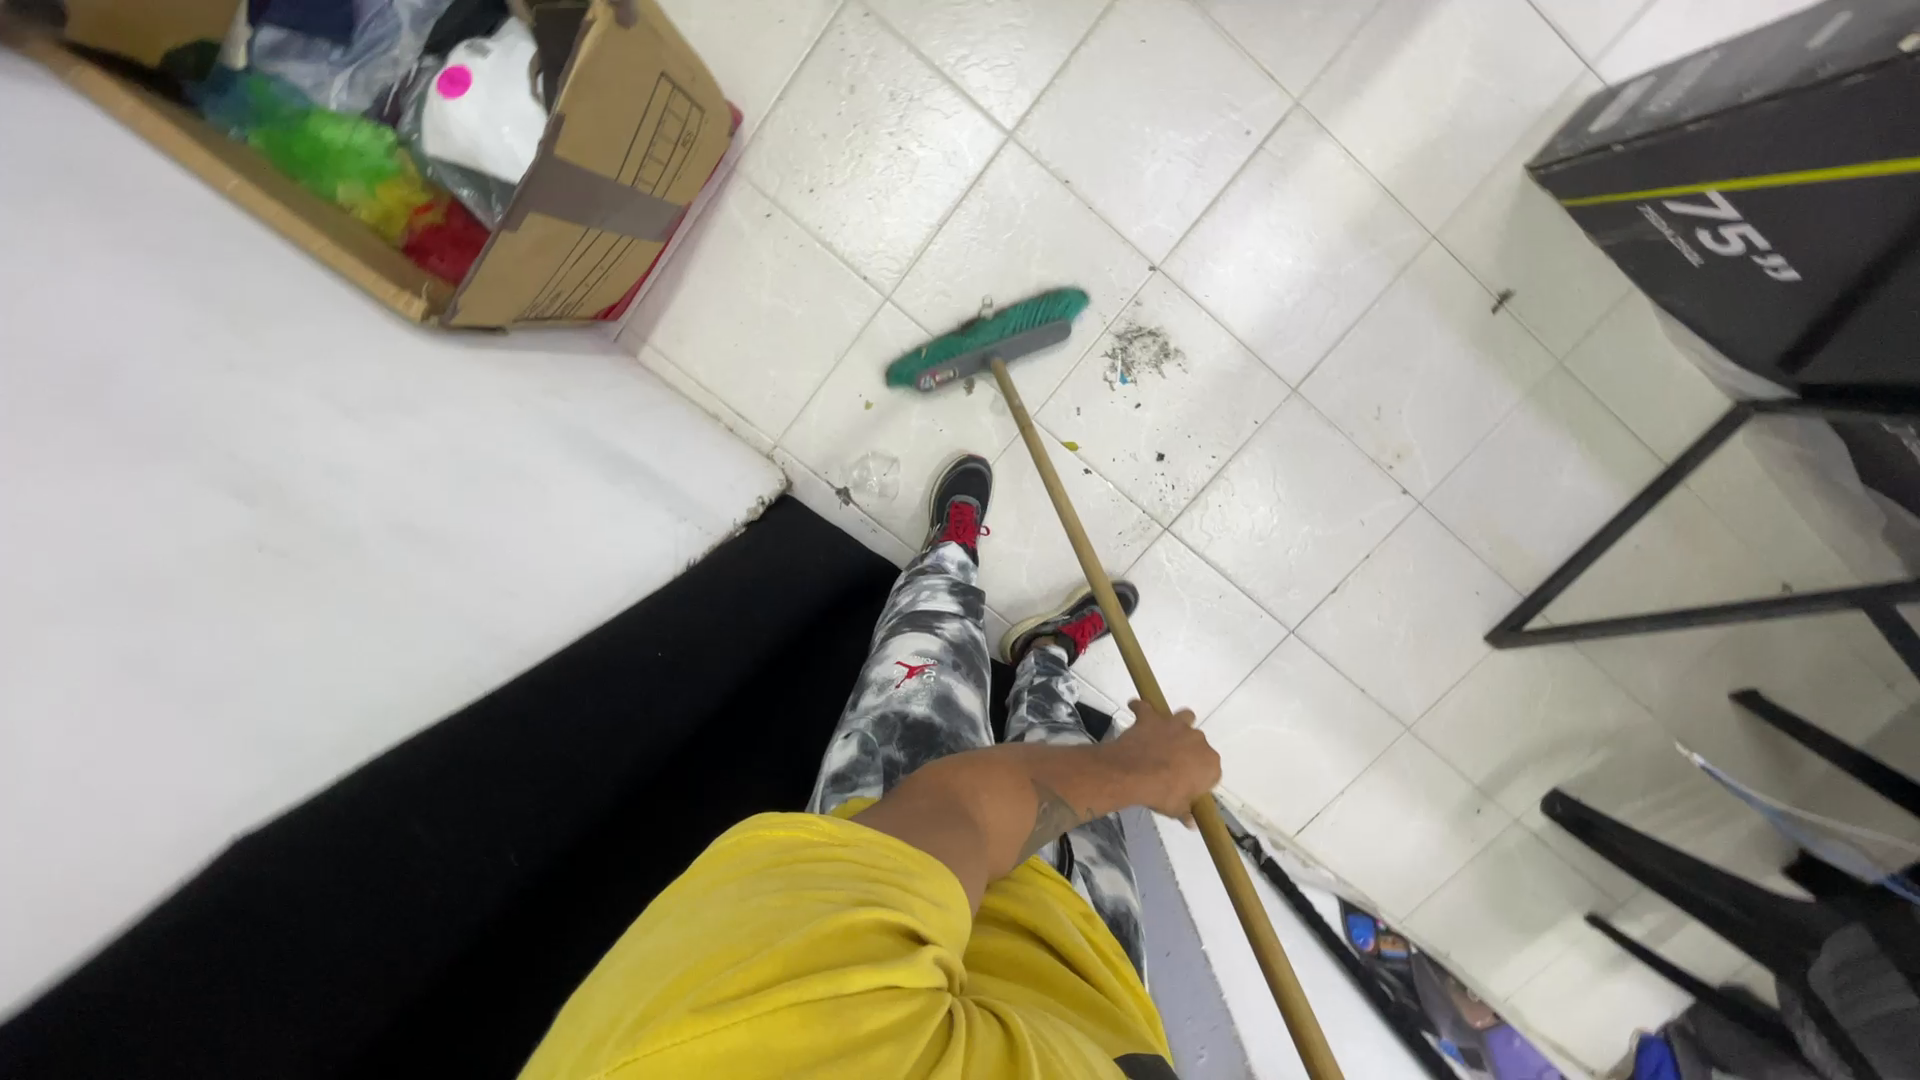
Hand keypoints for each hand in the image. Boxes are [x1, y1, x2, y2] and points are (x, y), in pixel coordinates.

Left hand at [1103, 699, 1220, 822]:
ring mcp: (1175, 725)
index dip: (1199, 777)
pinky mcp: (1153, 718)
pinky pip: (1145, 708)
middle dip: (1188, 751)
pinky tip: (1137, 711)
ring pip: (1183, 717)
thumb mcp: (1176, 809)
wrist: (1134, 775)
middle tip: (1172, 764)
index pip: (1210, 770)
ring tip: (1165, 733)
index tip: (1186, 783)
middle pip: (1197, 743)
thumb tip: (1190, 822)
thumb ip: (1185, 812)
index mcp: (1210, 763)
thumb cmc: (1162, 794)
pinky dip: (1141, 709)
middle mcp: (1197, 739)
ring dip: (1175, 724)